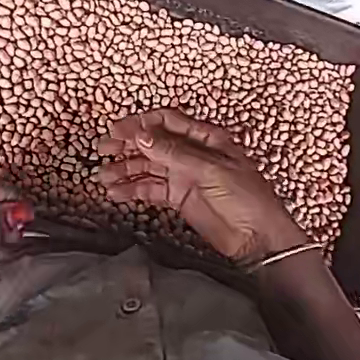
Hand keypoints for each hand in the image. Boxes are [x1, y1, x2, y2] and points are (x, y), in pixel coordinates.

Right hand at [92, 109, 308, 263]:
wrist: (257, 237)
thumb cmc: (247, 198)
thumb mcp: (210, 170)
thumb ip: (174, 153)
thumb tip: (142, 135)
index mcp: (206, 138)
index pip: (167, 122)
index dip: (141, 124)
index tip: (118, 131)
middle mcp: (192, 154)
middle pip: (152, 143)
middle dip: (126, 145)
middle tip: (102, 149)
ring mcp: (184, 176)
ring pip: (147, 167)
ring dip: (124, 169)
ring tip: (102, 176)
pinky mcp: (178, 198)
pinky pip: (150, 189)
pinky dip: (132, 190)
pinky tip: (116, 193)